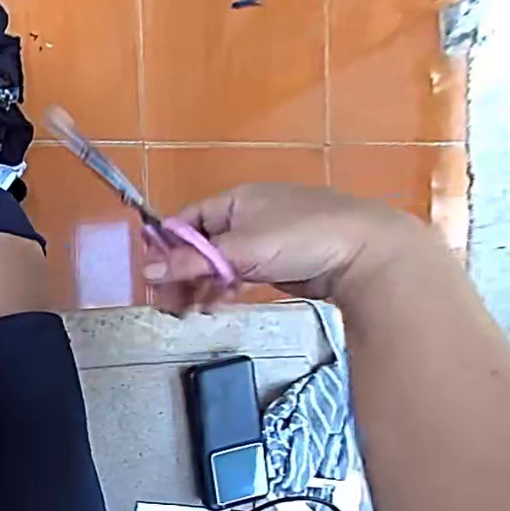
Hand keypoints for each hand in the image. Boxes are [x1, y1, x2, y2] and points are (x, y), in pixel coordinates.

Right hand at [142, 183, 426, 312]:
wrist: (362, 252)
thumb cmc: (300, 237)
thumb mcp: (240, 249)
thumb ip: (192, 262)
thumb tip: (147, 270)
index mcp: (235, 200)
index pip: (187, 221)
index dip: (167, 247)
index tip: (153, 276)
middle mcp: (245, 215)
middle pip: (199, 245)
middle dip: (182, 274)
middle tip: (169, 303)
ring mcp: (260, 239)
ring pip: (217, 263)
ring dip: (200, 286)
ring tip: (189, 310)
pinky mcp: (273, 261)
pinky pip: (236, 274)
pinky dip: (222, 288)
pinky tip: (215, 305)